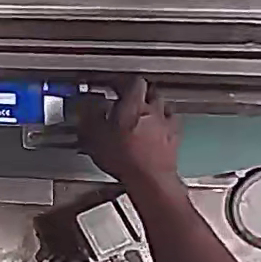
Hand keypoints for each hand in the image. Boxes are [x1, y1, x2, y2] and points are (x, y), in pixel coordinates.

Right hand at [77, 77, 181, 196]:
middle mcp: (153, 110)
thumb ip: (90, 116)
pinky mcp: (174, 140)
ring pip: (163, 106)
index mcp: (134, 104)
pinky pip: (171, 124)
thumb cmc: (125, 158)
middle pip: (150, 91)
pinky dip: (164, 124)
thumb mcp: (94, 136)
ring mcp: (166, 124)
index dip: (121, 82)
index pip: (132, 81)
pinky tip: (157, 131)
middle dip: (139, 93)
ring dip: (153, 107)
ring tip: (142, 114)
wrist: (149, 180)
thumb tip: (86, 106)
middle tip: (127, 98)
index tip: (113, 85)